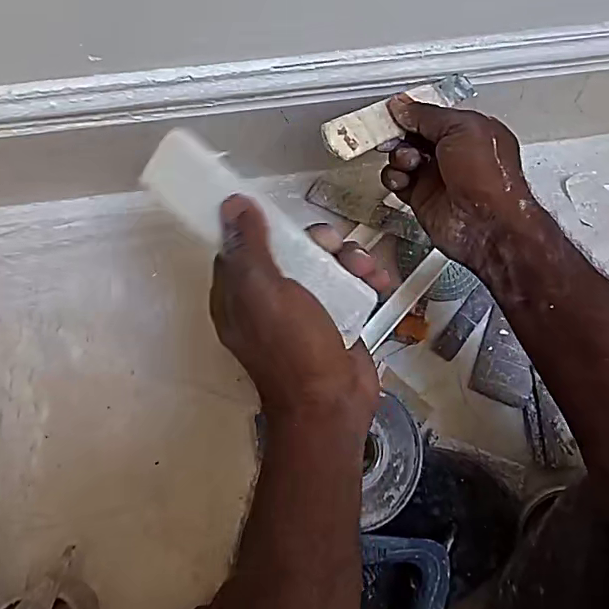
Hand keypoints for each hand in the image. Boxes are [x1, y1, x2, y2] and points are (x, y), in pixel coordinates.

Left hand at [209, 196, 381, 430]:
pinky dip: (365, 279)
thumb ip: (249, 245)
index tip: (284, 216)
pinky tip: (378, 281)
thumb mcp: (263, 289)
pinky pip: (348, 286)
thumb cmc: (292, 348)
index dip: (262, 227)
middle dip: (316, 241)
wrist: (333, 405)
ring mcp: (303, 311)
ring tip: (364, 267)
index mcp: (238, 295)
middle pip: (289, 251)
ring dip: (348, 258)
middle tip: (333, 243)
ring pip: (324, 265)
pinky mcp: (335, 319)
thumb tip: (231, 204)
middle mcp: (267, 300)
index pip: (242, 248)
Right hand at [379, 97, 541, 277]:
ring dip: (398, 157)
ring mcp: (437, 176)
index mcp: (469, 132)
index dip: (412, 113)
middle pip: (413, 136)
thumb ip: (427, 115)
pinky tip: (401, 180)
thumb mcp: (461, 129)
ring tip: (408, 162)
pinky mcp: (423, 197)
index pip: (432, 115)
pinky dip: (394, 179)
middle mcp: (453, 153)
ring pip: (402, 158)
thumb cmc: (491, 180)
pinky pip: (397, 182)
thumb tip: (403, 106)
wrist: (488, 226)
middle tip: (392, 136)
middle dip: (399, 134)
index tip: (394, 112)